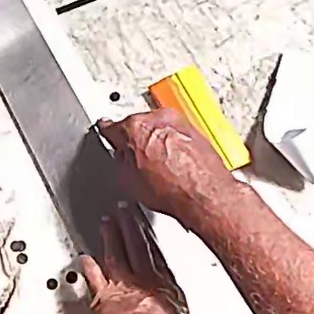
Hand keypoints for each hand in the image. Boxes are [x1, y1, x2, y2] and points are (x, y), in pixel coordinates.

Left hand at [79, 206, 218, 313]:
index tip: (150, 228)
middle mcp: (147, 284)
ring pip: (118, 253)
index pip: (161, 260)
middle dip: (133, 227)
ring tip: (108, 220)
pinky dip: (89, 267)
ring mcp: (124, 287)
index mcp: (170, 293)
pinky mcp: (104, 297)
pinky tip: (83, 257)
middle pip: (138, 247)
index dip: (154, 242)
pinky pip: (95, 278)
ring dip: (112, 236)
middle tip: (126, 209)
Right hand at [98, 109, 247, 232]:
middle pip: (139, 126)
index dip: (110, 136)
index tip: (110, 136)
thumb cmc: (171, 189)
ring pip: (160, 130)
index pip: (113, 127)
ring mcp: (179, 122)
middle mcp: (158, 118)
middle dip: (137, 141)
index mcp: (134, 126)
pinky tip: (174, 168)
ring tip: (160, 169)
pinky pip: (177, 137)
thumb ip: (120, 160)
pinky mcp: (196, 131)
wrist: (204, 195)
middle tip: (137, 162)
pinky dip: (174, 148)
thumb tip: (122, 156)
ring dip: (157, 144)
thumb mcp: (127, 180)